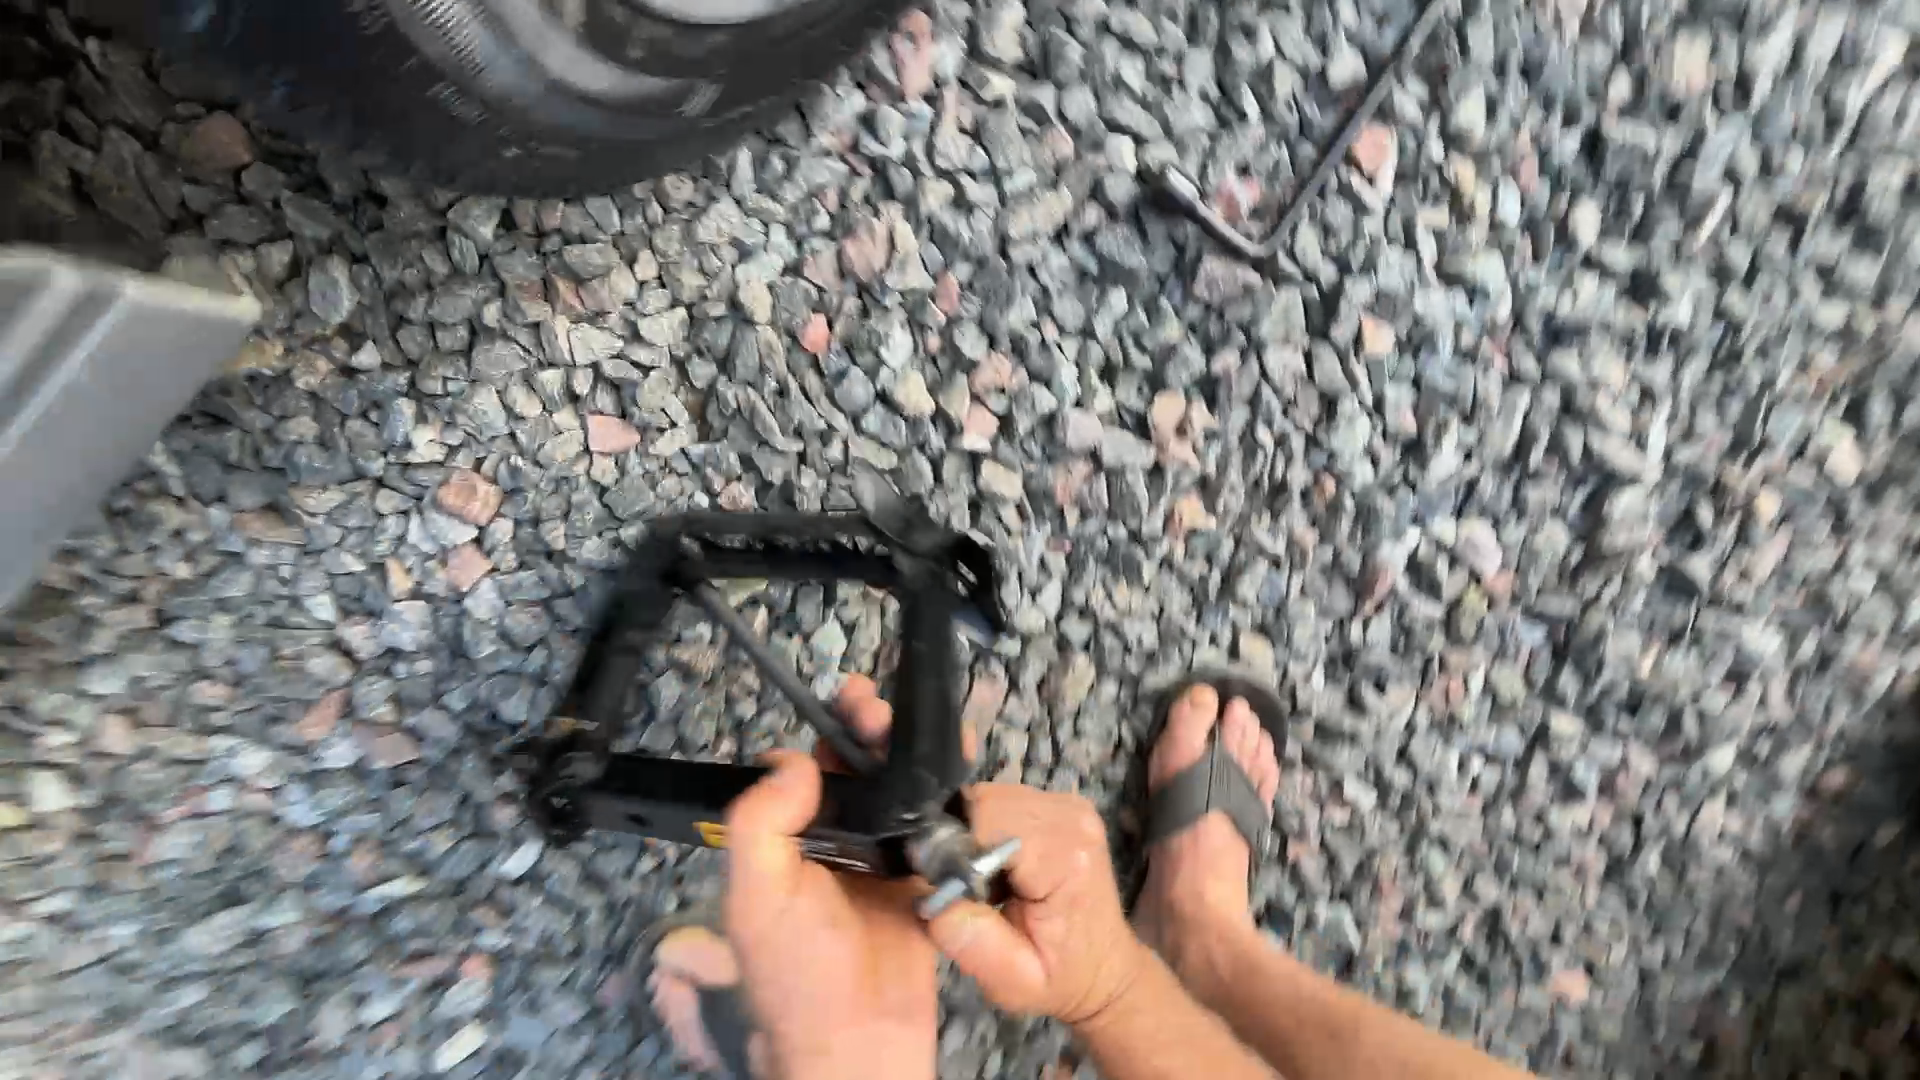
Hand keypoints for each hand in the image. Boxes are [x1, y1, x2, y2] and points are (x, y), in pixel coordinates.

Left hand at [723, 678, 935, 1079]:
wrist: (862, 1041)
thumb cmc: (799, 974)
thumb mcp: (757, 898)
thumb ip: (761, 824)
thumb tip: (794, 761)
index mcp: (789, 838)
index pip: (807, 767)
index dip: (830, 730)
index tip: (853, 701)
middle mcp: (833, 839)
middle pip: (856, 768)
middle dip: (873, 729)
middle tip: (887, 709)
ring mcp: (880, 854)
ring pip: (895, 787)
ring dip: (909, 753)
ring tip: (928, 727)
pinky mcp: (920, 871)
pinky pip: (931, 820)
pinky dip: (943, 790)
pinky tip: (958, 763)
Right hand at [923, 784, 1150, 1027]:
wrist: (1105, 970)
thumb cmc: (1060, 979)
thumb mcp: (1012, 983)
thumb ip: (972, 942)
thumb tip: (932, 897)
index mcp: (1064, 857)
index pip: (986, 817)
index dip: (957, 849)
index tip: (959, 890)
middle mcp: (1071, 818)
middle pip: (986, 801)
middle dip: (965, 840)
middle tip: (975, 889)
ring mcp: (1069, 805)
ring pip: (991, 796)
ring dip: (977, 833)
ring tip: (991, 879)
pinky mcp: (1062, 803)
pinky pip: (1005, 799)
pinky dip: (992, 827)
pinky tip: (1005, 863)